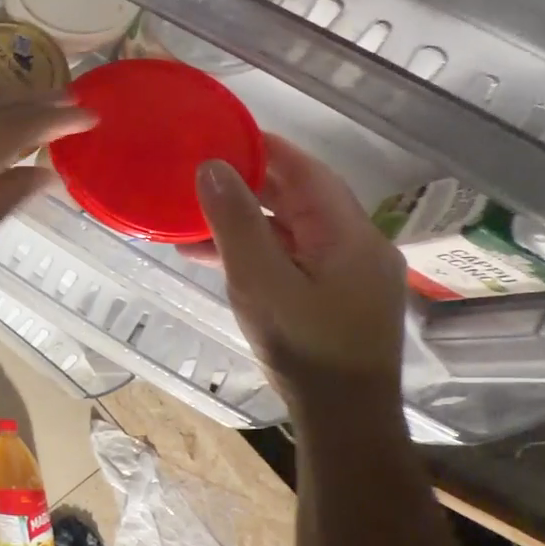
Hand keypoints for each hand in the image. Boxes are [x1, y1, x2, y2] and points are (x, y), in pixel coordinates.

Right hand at [183, 134, 407, 407]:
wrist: (342, 414)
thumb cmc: (302, 341)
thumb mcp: (258, 277)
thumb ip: (235, 220)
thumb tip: (212, 165)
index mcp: (348, 235)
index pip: (308, 172)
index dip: (266, 147)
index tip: (221, 131)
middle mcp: (356, 246)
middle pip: (299, 197)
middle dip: (247, 180)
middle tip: (195, 168)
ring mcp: (346, 273)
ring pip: (289, 227)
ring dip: (241, 217)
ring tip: (188, 213)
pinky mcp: (332, 295)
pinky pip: (288, 253)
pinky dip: (250, 246)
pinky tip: (207, 252)